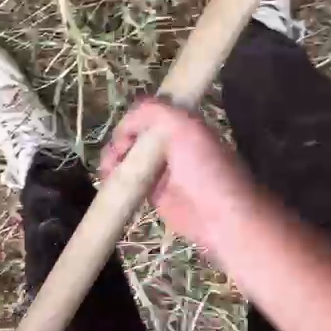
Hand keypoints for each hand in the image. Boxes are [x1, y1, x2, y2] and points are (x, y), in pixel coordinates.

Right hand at [101, 97, 266, 254]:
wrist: (222, 219)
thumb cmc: (205, 168)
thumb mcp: (184, 127)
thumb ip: (154, 111)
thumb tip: (128, 116)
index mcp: (182, 125)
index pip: (149, 113)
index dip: (133, 119)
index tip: (124, 132)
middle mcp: (171, 144)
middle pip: (136, 134)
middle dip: (120, 140)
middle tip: (115, 153)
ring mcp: (162, 170)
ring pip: (129, 157)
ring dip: (114, 159)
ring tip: (108, 169)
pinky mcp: (155, 194)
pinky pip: (130, 181)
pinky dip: (116, 179)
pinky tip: (109, 180)